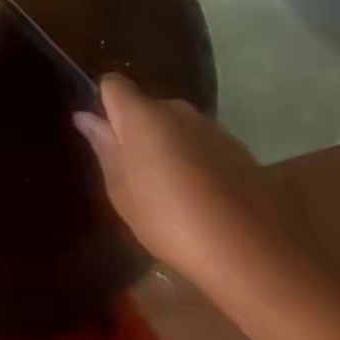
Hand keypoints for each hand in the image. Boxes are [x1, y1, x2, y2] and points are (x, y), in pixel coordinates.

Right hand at [74, 73, 297, 282]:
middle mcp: (178, 110)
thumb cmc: (170, 220)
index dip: (105, 105)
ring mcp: (213, 129)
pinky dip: (199, 164)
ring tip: (172, 194)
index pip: (113, 84)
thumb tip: (85, 117)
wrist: (254, 255)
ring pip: (178, 128)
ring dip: (170, 148)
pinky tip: (204, 203)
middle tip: (135, 175)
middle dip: (138, 131)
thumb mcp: (121, 191)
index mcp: (142, 114)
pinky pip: (206, 147)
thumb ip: (104, 147)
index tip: (105, 138)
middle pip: (147, 107)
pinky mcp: (242, 152)